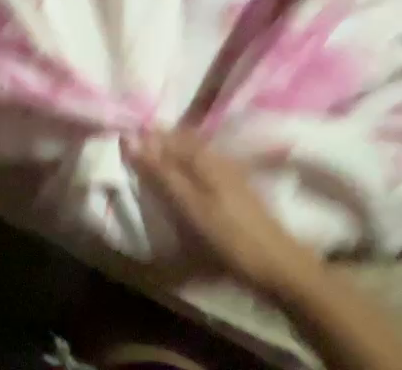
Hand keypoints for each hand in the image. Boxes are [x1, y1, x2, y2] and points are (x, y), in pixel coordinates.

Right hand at [129, 127, 321, 295]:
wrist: (280, 267)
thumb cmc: (230, 235)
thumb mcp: (189, 205)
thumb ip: (160, 171)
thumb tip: (130, 138)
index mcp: (203, 155)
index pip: (165, 134)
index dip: (143, 136)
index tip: (120, 143)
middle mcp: (216, 156)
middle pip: (179, 140)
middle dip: (155, 143)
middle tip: (132, 155)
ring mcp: (229, 171)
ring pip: (191, 152)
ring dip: (169, 156)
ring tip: (151, 169)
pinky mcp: (235, 188)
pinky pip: (201, 166)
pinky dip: (184, 168)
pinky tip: (180, 182)